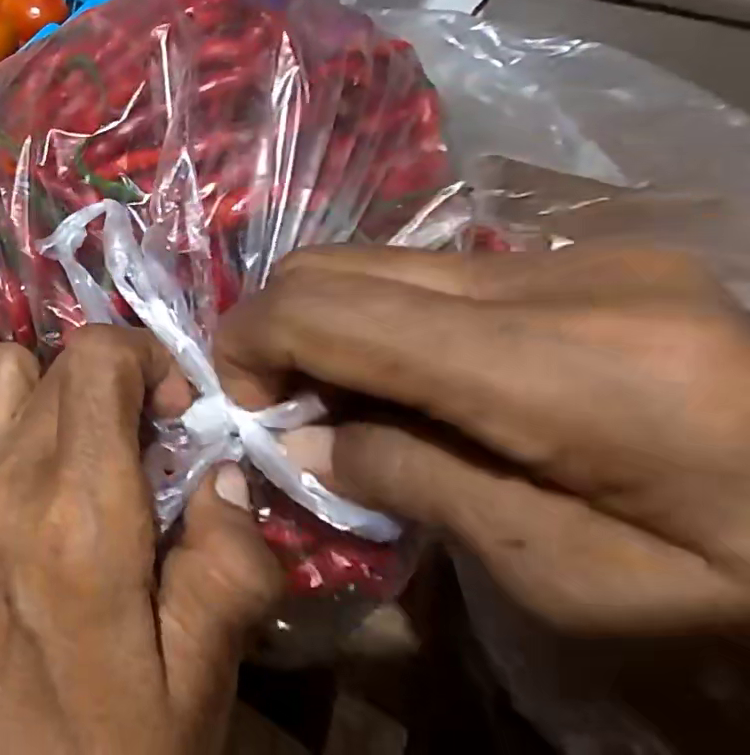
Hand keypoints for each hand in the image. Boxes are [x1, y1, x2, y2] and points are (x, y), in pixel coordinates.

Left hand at [0, 326, 279, 754]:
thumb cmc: (118, 728)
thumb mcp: (205, 669)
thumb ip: (229, 564)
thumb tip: (220, 473)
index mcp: (82, 510)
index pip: (97, 364)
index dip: (146, 360)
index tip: (179, 408)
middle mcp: (10, 474)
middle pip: (55, 363)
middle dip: (112, 374)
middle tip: (145, 426)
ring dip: (40, 375)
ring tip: (73, 417)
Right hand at [218, 245, 749, 634]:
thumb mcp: (584, 585)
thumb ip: (418, 488)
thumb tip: (300, 441)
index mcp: (570, 368)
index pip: (323, 310)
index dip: (248, 347)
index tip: (252, 411)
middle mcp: (566, 280)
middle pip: (327, 267)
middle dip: (276, 334)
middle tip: (293, 409)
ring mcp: (585, 257)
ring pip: (369, 262)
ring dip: (329, 327)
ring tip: (357, 399)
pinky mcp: (595, 259)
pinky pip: (426, 274)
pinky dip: (385, 322)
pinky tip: (422, 380)